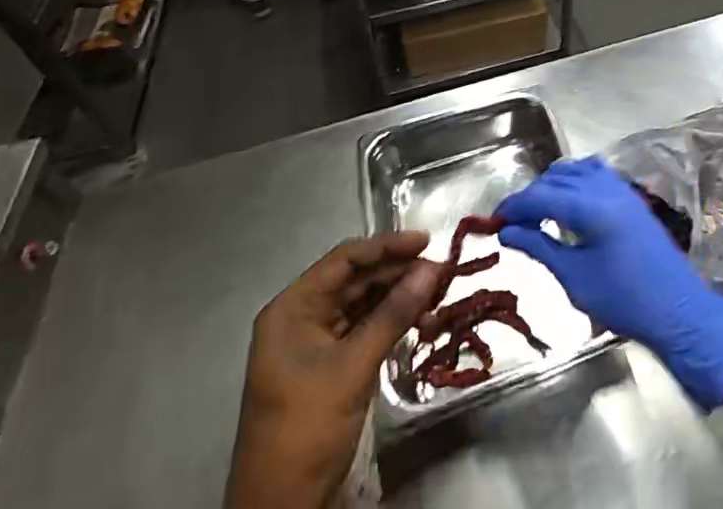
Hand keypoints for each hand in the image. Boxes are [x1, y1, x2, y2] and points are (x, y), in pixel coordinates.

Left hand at [227, 233, 437, 508]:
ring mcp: (315, 345)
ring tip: (437, 291)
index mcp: (292, 306)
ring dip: (396, 300)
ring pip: (360, 309)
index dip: (385, 247)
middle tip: (440, 269)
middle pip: (352, 283)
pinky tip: (419, 321)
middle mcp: (301, 317)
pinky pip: (362, 335)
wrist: (282, 503)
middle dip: (395, 273)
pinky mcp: (330, 370)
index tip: (425, 240)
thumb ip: (391, 316)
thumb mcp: (352, 367)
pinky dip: (389, 327)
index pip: (342, 261)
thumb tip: (428, 270)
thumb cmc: (307, 424)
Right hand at [496, 158, 722, 409]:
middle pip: (554, 180)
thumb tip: (505, 232)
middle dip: (529, 198)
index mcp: (591, 209)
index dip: (512, 207)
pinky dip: (574, 181)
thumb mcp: (573, 278)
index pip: (539, 196)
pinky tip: (568, 204)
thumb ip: (537, 247)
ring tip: (539, 213)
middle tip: (514, 224)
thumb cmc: (626, 302)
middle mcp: (606, 190)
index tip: (495, 222)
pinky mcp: (631, 199)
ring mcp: (622, 191)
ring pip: (574, 170)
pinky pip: (595, 174)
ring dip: (551, 186)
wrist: (682, 316)